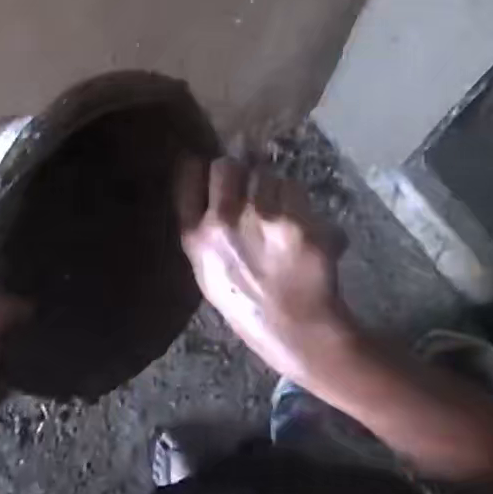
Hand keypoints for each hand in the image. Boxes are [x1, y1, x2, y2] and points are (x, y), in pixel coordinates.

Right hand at [176, 156, 353, 379]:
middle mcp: (223, 221)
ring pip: (268, 176)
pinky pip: (297, 192)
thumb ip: (204, 227)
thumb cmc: (248, 303)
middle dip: (241, 172)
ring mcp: (262, 218)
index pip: (188, 173)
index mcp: (196, 235)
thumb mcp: (207, 270)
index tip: (212, 170)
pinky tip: (303, 231)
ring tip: (281, 220)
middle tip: (253, 191)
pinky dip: (303, 207)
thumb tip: (210, 183)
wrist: (296, 329)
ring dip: (276, 190)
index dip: (202, 166)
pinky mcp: (298, 222)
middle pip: (228, 165)